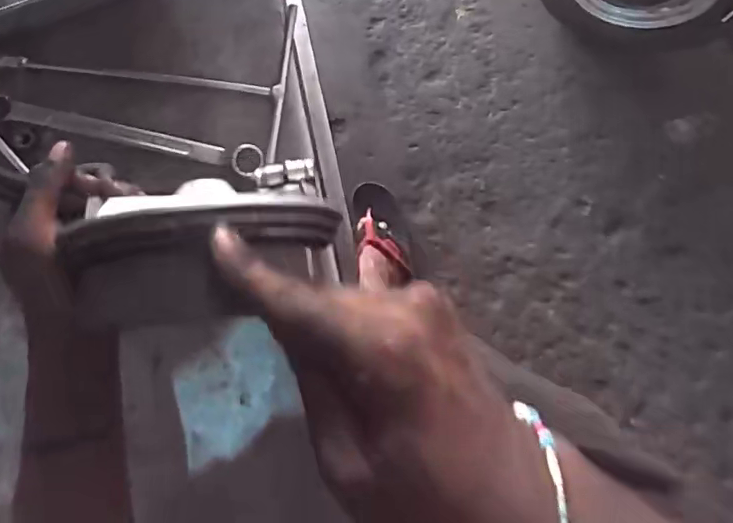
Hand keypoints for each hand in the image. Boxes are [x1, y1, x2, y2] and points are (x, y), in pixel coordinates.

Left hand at [3, 142, 137, 521]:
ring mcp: (74, 246)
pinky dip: (127, 216)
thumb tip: (63, 145)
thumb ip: (42, 188)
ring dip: (120, 200)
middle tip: (126, 199)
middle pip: (81, 190)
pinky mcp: (99, 257)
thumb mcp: (31, 235)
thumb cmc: (49, 290)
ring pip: (100, 204)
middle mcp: (46, 231)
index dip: (80, 178)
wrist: (77, 346)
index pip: (56, 180)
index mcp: (24, 225)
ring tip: (137, 208)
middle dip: (105, 189)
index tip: (102, 190)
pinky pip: (113, 221)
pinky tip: (140, 218)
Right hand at [210, 225, 557, 522]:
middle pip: (323, 296)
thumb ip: (314, 385)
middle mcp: (404, 304)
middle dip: (291, 309)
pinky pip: (374, 298)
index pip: (299, 301)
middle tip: (263, 327)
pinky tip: (348, 343)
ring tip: (317, 358)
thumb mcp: (350, 465)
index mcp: (382, 347)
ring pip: (347, 295)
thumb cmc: (426, 495)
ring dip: (324, 317)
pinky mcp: (435, 300)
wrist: (514, 491)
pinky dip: (352, 316)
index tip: (219, 237)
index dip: (253, 271)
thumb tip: (288, 329)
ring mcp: (425, 297)